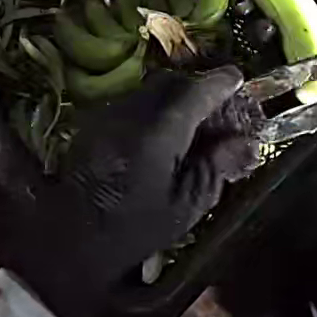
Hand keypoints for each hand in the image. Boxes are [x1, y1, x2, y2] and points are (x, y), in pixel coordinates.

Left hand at [10, 67, 258, 316]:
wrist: (72, 238)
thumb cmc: (134, 230)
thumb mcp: (185, 207)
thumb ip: (216, 167)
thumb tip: (245, 142)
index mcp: (158, 134)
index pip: (194, 93)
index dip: (218, 83)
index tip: (237, 78)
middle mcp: (131, 114)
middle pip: (171, 83)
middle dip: (198, 87)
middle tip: (218, 104)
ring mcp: (109, 115)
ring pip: (150, 90)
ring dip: (175, 96)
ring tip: (193, 120)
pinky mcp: (96, 122)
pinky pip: (133, 102)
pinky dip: (154, 107)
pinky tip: (162, 132)